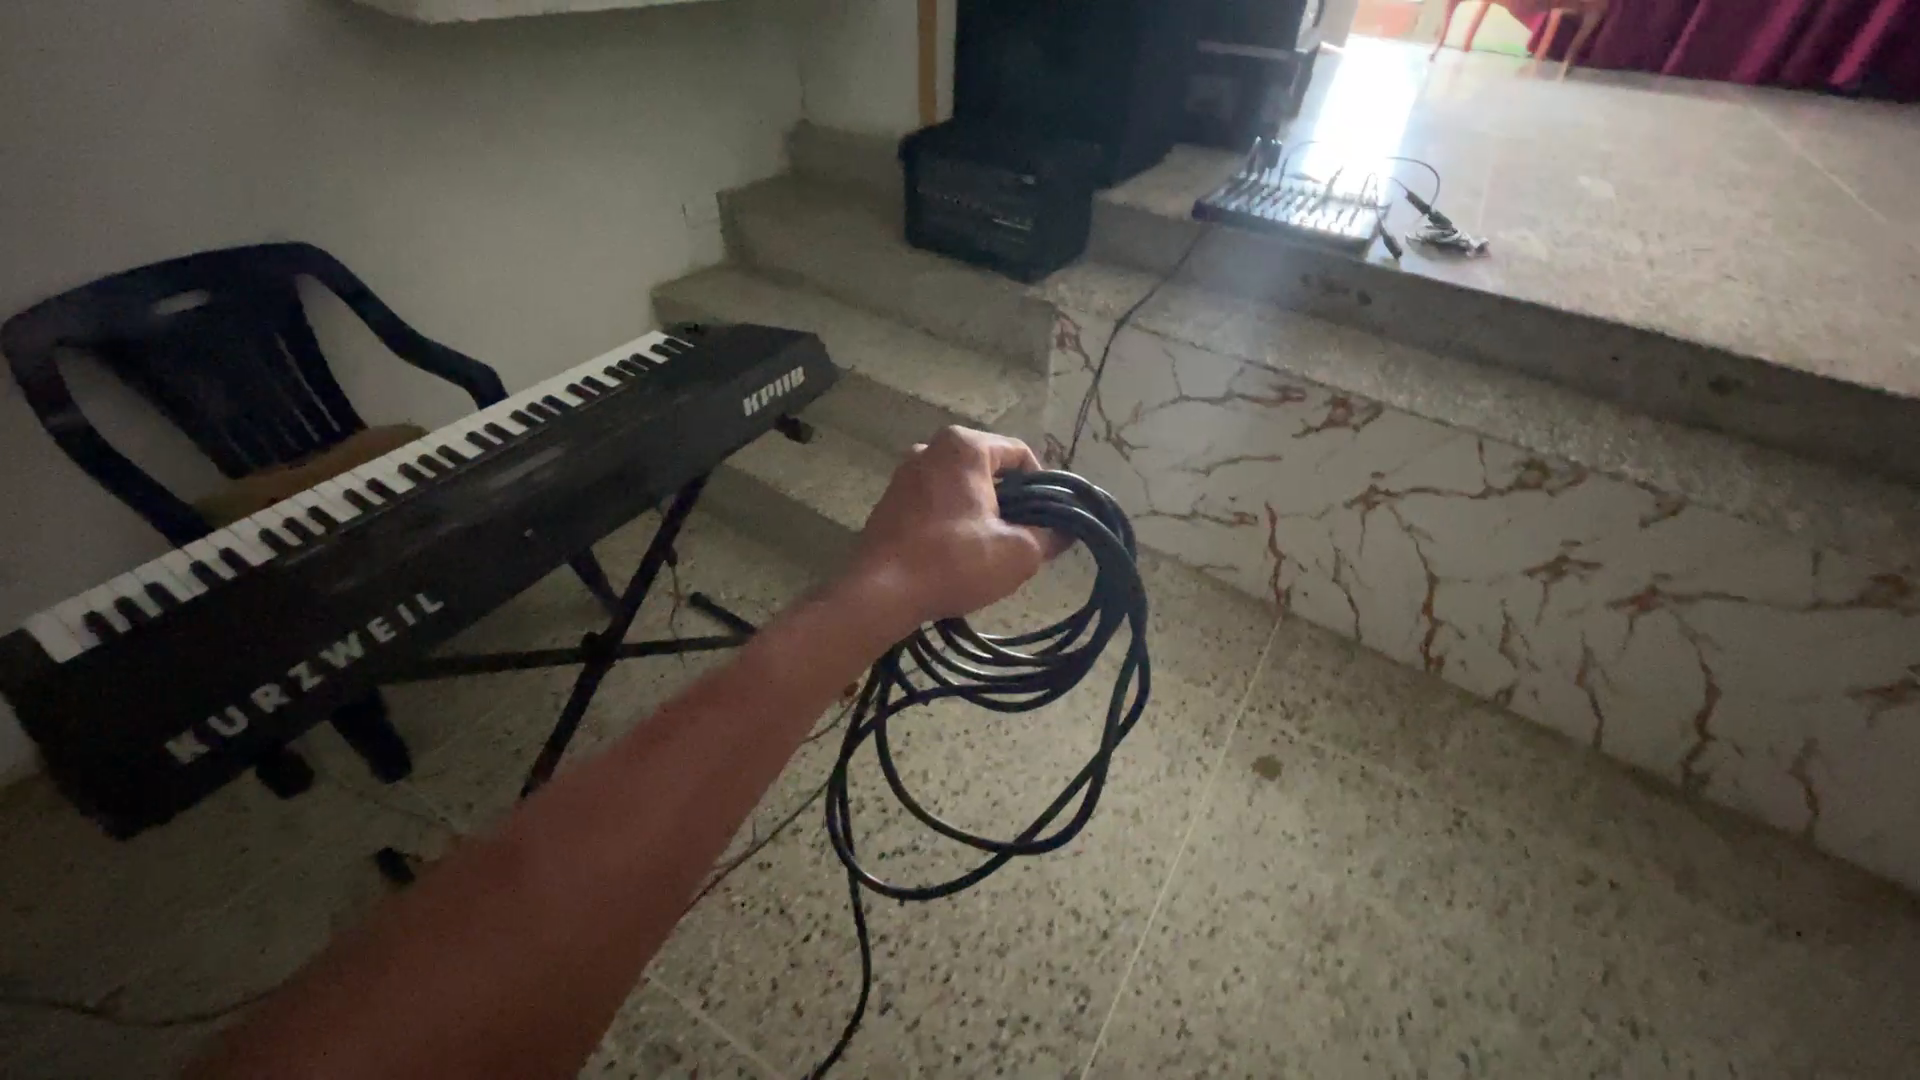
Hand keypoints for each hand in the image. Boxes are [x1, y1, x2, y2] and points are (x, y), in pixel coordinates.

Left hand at [844, 426, 1060, 630]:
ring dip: (979, 513)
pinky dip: (950, 521)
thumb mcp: (1018, 553)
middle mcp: (931, 448)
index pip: (1020, 454)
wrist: (881, 592)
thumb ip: (1050, 536)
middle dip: (1008, 502)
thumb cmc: (954, 562)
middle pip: (988, 470)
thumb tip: (1066, 532)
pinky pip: (934, 502)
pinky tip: (954, 554)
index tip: (1045, 522)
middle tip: (1019, 539)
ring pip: (960, 488)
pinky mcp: (889, 501)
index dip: (1041, 488)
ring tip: (987, 550)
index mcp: (964, 446)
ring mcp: (905, 473)